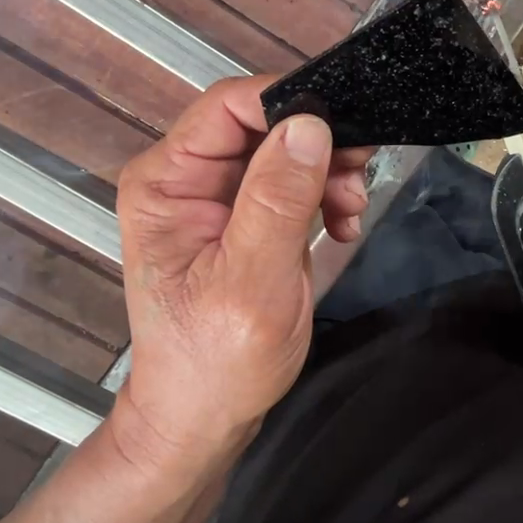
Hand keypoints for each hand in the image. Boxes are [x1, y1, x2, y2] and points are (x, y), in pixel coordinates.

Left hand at [0, 77, 369, 522]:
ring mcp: (220, 192)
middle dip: (318, 142)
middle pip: (264, 120)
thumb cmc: (215, 361)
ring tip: (348, 208)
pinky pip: (297, 175)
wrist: (207, 417)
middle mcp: (189, 175)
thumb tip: (309, 125)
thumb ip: (277, 201)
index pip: (229, 106)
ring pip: (288, 144)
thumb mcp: (249, 283)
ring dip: (329, 168)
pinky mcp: (250, 211)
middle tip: (355, 175)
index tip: (340, 131)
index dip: (288, 105)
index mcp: (168, 181)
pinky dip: (328, 191)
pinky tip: (342, 223)